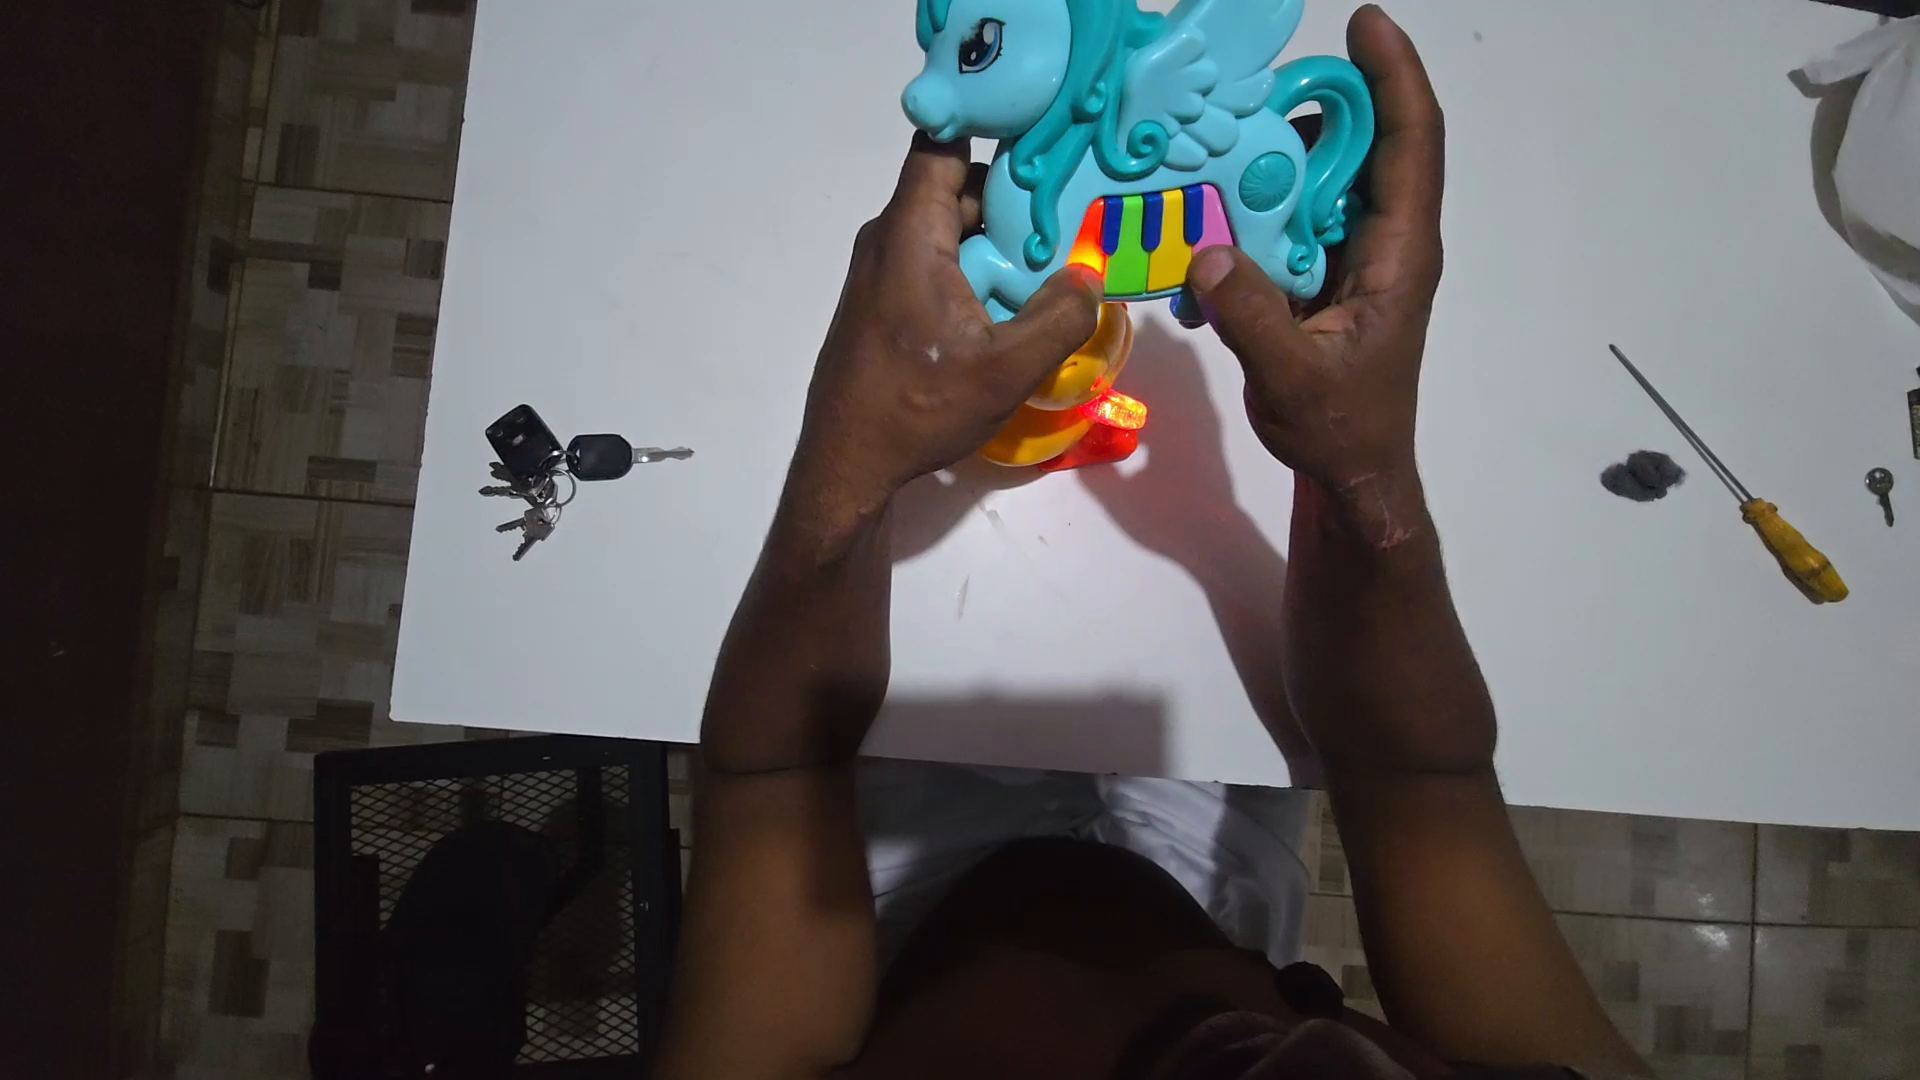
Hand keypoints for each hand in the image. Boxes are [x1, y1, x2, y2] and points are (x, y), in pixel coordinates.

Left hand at [790, 135, 1103, 522]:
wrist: (848, 461)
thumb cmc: (918, 410)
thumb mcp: (1006, 371)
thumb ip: (1060, 318)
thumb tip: (1089, 277)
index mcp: (911, 235)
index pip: (947, 144)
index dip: (996, 137)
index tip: (1047, 158)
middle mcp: (888, 240)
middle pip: (955, 191)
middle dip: (1011, 206)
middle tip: (1061, 237)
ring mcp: (880, 274)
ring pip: (947, 233)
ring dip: (993, 249)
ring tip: (1039, 282)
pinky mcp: (880, 304)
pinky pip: (932, 266)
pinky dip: (969, 275)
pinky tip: (997, 316)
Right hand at [1184, 5, 1443, 539]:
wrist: (1350, 467)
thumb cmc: (1337, 425)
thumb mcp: (1290, 374)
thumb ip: (1250, 313)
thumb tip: (1205, 250)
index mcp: (1399, 255)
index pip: (1410, 144)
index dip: (1393, 77)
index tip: (1363, 24)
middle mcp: (1384, 246)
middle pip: (1362, 154)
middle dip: (1314, 119)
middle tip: (1246, 115)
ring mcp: (1353, 265)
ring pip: (1323, 192)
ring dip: (1277, 173)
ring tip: (1221, 172)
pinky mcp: (1325, 285)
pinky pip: (1294, 233)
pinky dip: (1260, 221)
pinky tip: (1217, 234)